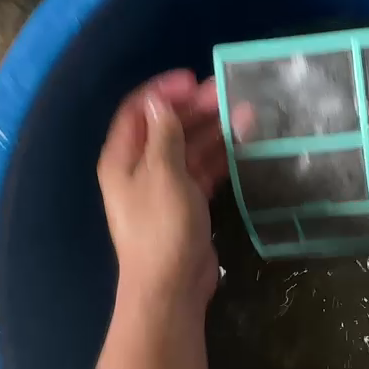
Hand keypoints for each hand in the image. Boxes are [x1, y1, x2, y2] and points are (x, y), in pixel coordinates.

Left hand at [97, 70, 237, 317]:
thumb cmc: (162, 228)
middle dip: (195, 107)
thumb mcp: (163, 175)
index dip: (163, 92)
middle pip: (167, 126)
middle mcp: (140, 168)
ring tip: (245, 113)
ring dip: (213, 129)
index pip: (138, 111)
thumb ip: (164, 135)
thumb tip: (158, 101)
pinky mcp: (187, 203)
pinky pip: (203, 169)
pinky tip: (243, 142)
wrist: (172, 288)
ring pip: (189, 146)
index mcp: (122, 159)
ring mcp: (165, 186)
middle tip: (227, 93)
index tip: (193, 80)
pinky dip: (220, 155)